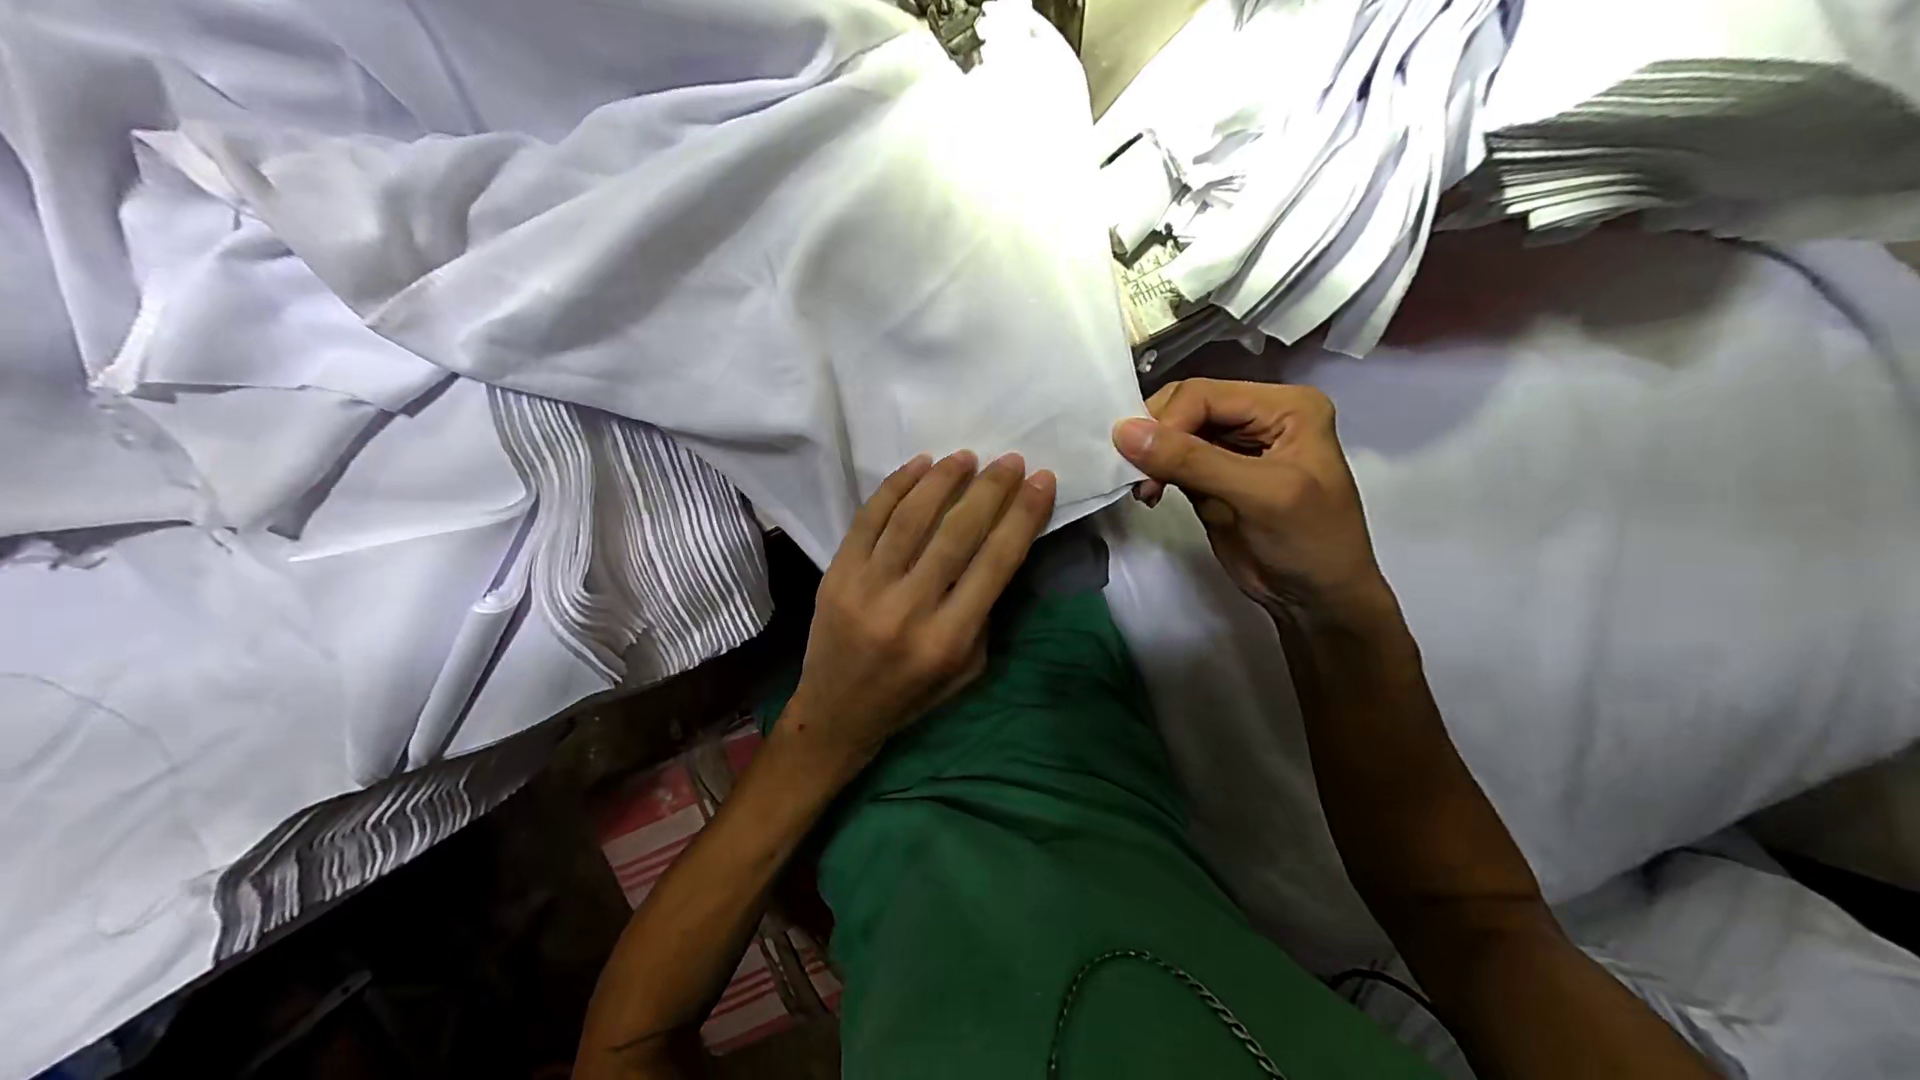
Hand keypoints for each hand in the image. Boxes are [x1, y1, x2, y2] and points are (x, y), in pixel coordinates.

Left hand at [778, 450, 1056, 770]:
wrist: (837, 713)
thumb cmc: (912, 695)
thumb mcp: (967, 668)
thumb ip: (985, 610)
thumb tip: (998, 544)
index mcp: (949, 640)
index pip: (997, 562)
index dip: (1023, 515)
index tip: (1043, 480)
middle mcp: (909, 610)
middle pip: (958, 532)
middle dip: (991, 489)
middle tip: (1011, 460)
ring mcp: (866, 588)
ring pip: (911, 517)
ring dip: (943, 479)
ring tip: (966, 458)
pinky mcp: (836, 574)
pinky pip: (868, 518)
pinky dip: (896, 485)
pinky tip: (920, 466)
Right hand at [1112, 379, 1392, 629]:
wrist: (1316, 599)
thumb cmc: (1309, 542)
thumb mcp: (1260, 495)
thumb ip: (1193, 461)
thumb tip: (1123, 432)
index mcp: (1284, 406)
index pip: (1204, 395)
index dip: (1167, 423)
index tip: (1142, 464)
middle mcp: (1257, 416)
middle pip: (1184, 407)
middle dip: (1155, 438)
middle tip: (1139, 479)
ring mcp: (1232, 446)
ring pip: (1172, 433)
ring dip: (1150, 457)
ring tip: (1145, 490)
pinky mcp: (1210, 476)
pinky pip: (1170, 460)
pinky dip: (1153, 473)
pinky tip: (1150, 493)